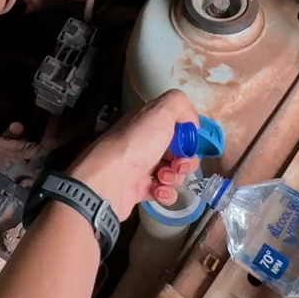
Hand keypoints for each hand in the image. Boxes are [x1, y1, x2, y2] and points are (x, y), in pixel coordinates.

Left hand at [67, 90, 197, 218]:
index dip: (187, 135)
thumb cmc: (136, 144)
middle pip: (178, 152)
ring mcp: (140, 167)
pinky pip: (163, 192)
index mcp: (147, 122)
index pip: (176, 125)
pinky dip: (165, 193)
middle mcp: (143, 142)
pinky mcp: (138, 190)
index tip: (188, 143)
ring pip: (173, 173)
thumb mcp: (159, 112)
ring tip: (162, 178)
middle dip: (185, 160)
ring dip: (174, 177)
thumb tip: (191, 120)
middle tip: (177, 165)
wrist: (107, 182)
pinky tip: (158, 192)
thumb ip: (179, 104)